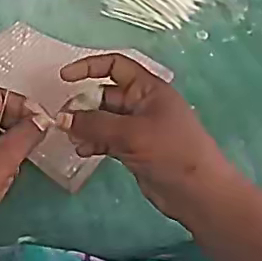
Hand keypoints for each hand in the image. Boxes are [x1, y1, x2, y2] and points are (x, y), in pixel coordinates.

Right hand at [58, 54, 252, 226]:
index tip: (65, 77)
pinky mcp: (133, 148)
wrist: (199, 194)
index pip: (115, 66)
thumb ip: (94, 124)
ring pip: (102, 119)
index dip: (89, 67)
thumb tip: (62, 118)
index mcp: (148, 89)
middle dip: (82, 104)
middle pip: (104, 94)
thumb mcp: (130, 133)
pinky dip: (92, 142)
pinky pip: (106, 138)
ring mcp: (138, 127)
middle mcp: (142, 104)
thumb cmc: (172, 152)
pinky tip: (83, 152)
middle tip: (63, 119)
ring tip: (72, 139)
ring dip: (85, 126)